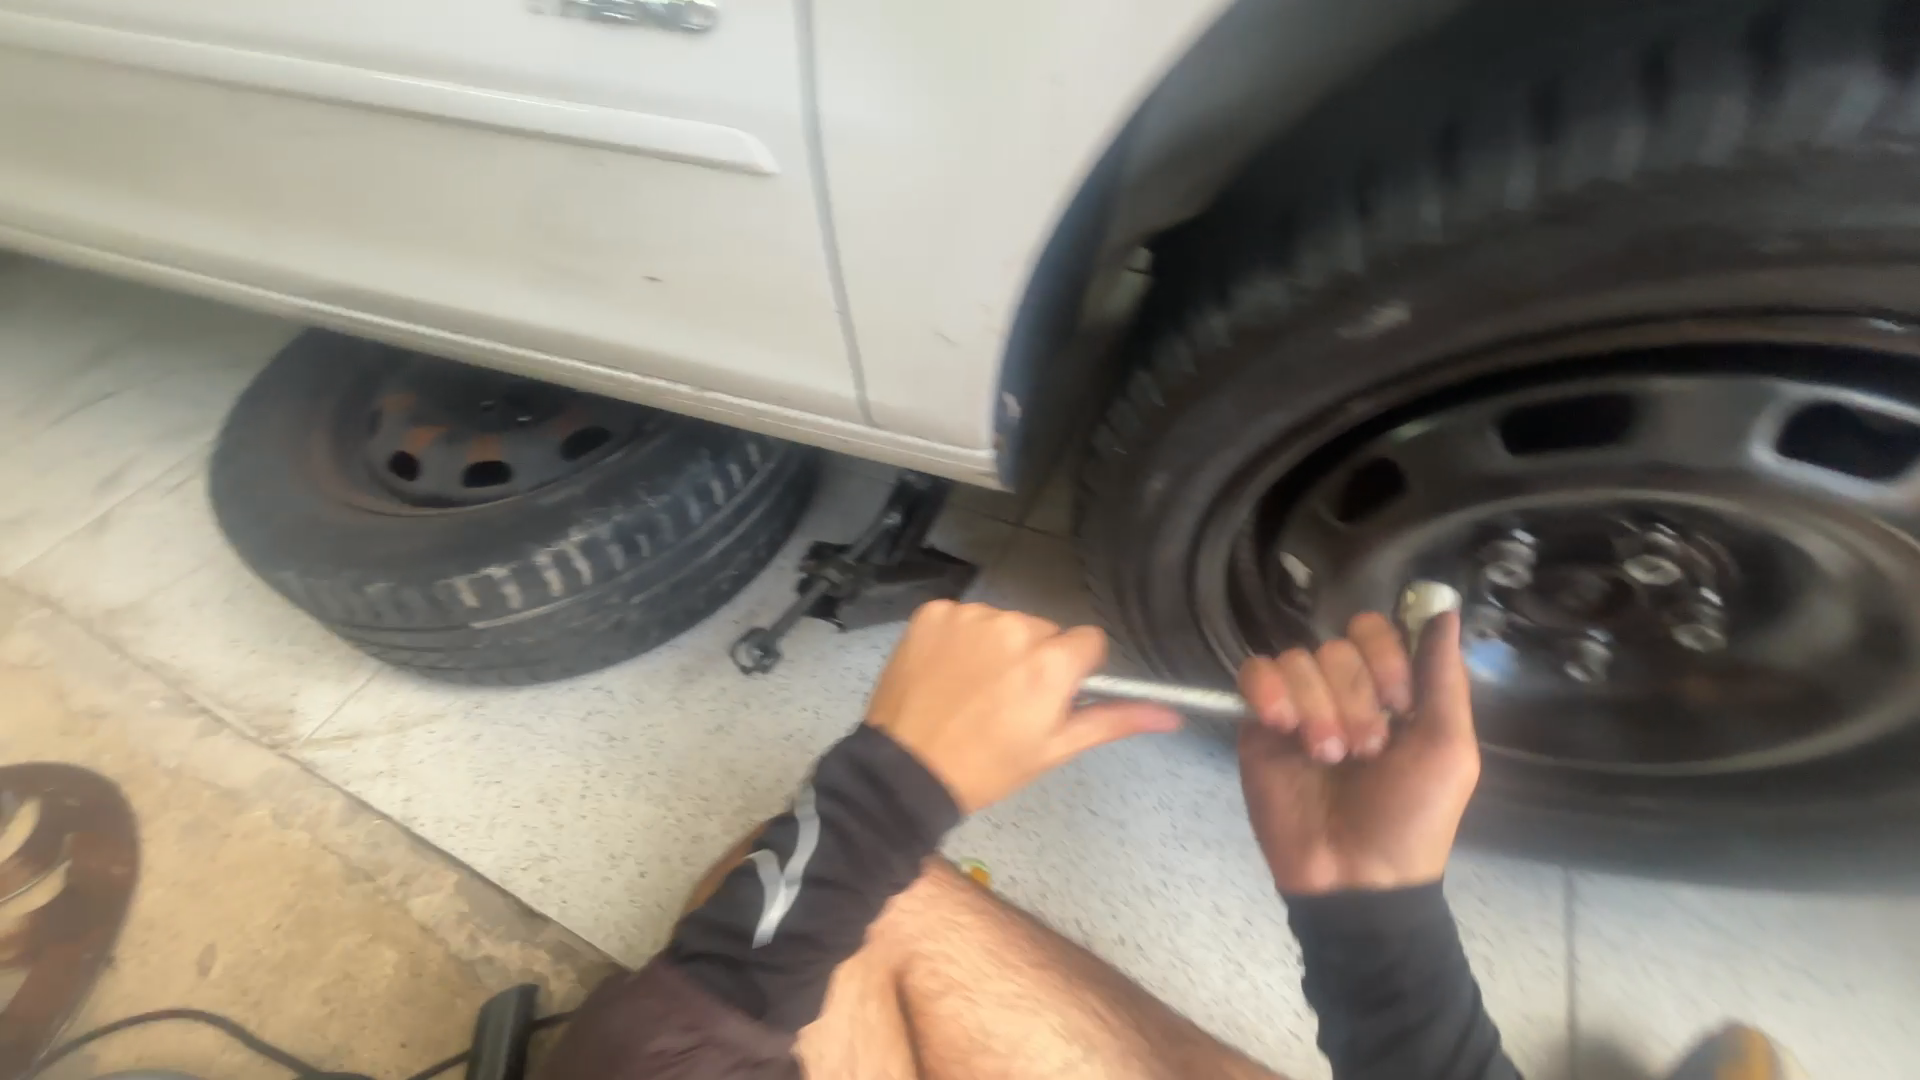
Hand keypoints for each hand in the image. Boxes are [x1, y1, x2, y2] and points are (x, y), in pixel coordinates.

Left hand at [866, 601, 1181, 812]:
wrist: (904, 770)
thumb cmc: (987, 767)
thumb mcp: (1054, 749)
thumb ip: (1113, 721)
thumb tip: (1171, 715)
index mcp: (1050, 662)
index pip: (1088, 641)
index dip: (1075, 669)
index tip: (1052, 694)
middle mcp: (1013, 625)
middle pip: (1043, 629)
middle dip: (1035, 657)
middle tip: (1007, 699)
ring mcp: (968, 615)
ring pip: (1003, 621)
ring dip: (996, 645)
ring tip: (971, 687)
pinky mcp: (932, 611)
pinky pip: (963, 616)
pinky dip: (959, 637)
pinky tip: (945, 670)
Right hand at [1238, 611, 1478, 894]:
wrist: (1354, 874)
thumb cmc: (1411, 817)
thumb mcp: (1449, 751)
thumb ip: (1444, 679)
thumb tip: (1444, 610)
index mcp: (1387, 692)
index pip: (1373, 632)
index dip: (1383, 657)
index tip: (1399, 704)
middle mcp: (1339, 691)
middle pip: (1334, 647)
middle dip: (1352, 699)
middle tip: (1363, 751)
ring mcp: (1294, 704)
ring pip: (1295, 661)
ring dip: (1316, 709)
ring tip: (1325, 756)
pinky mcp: (1256, 721)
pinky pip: (1254, 673)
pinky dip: (1268, 692)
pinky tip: (1281, 727)